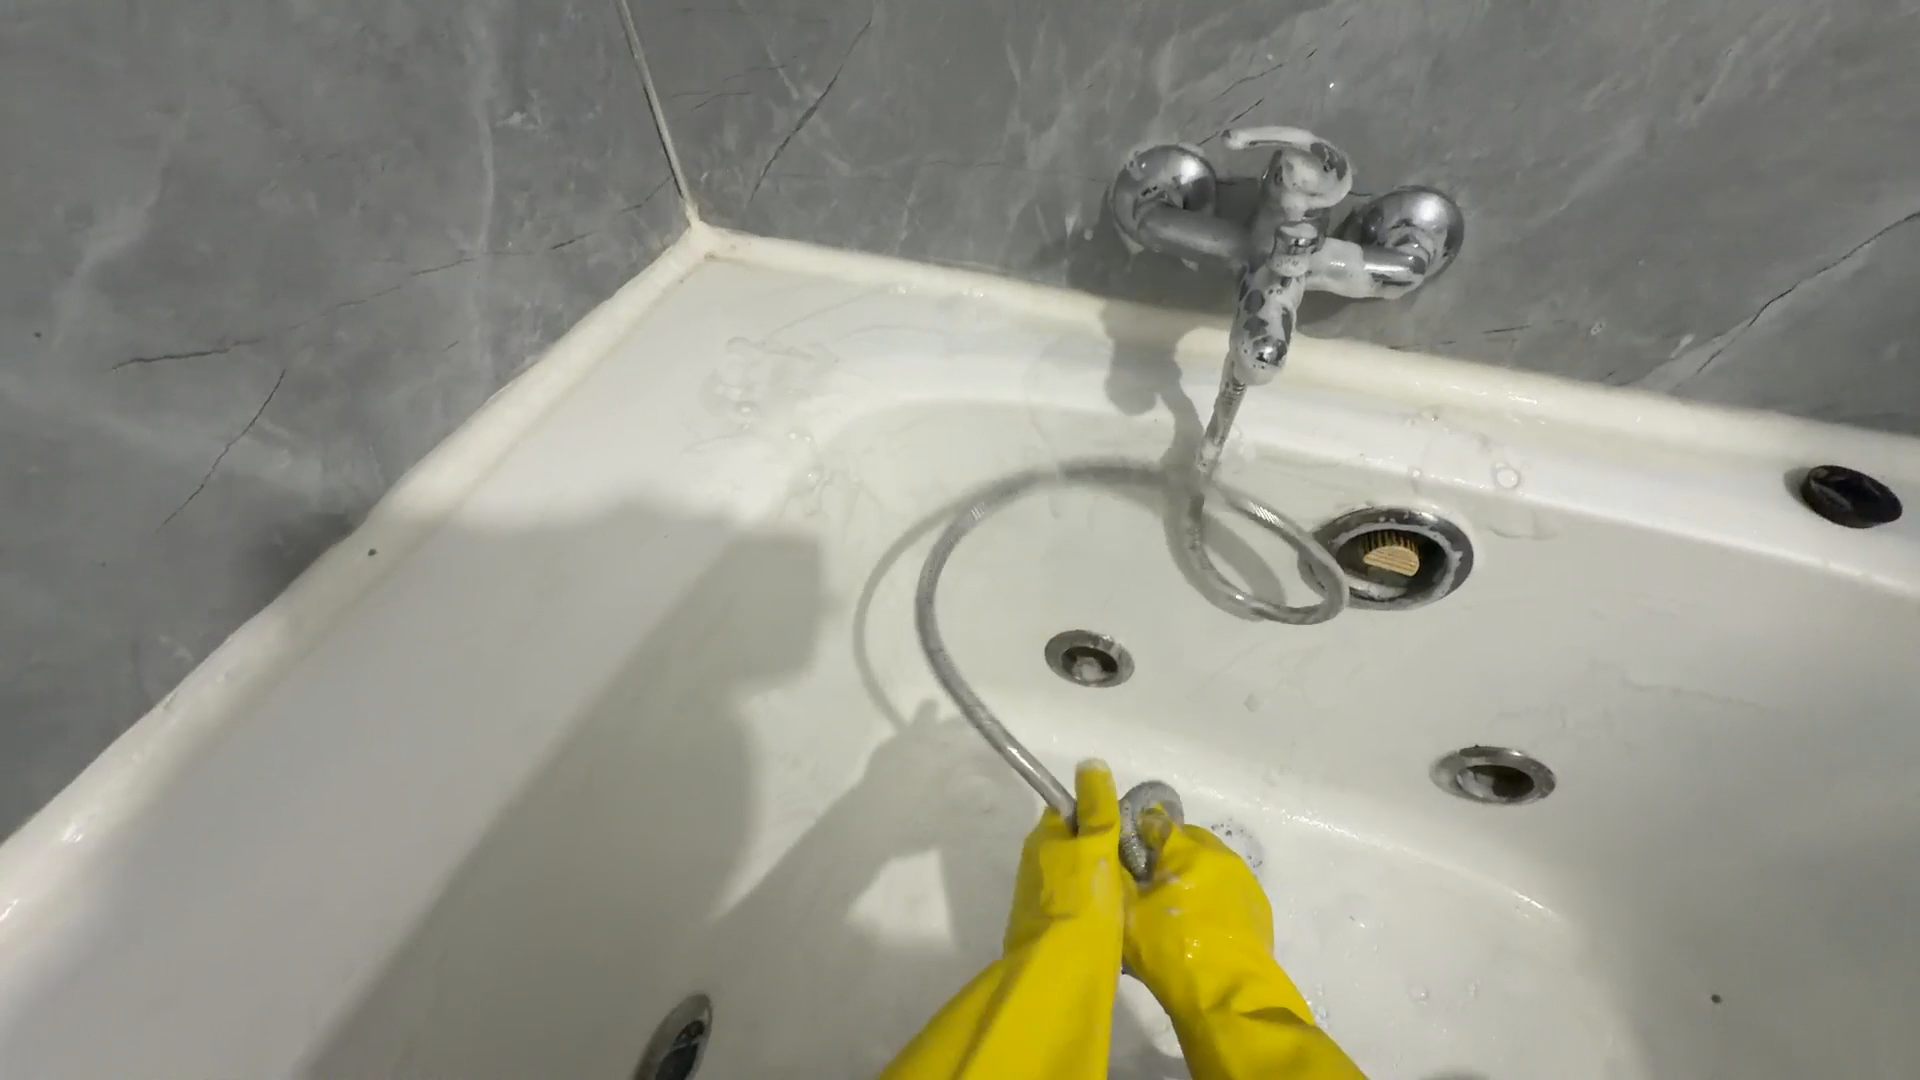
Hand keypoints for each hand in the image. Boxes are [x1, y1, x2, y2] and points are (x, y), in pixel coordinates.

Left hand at [1003, 761, 1129, 952]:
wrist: (1059, 974)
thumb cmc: (1081, 902)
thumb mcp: (1096, 848)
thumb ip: (1097, 808)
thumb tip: (1090, 762)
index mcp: (1043, 839)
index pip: (1069, 810)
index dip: (1096, 813)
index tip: (1125, 826)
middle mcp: (1036, 864)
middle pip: (1075, 844)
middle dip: (1103, 850)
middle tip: (1138, 860)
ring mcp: (1041, 900)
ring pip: (1079, 878)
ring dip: (1103, 881)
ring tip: (1135, 891)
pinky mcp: (1051, 931)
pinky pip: (1080, 908)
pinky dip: (1098, 909)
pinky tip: (1119, 920)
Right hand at [1123, 815, 1296, 1013]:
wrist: (1229, 999)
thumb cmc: (1171, 949)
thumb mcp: (1127, 911)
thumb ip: (1116, 873)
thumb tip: (1109, 852)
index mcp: (1185, 847)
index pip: (1153, 820)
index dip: (1135, 835)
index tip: (1125, 857)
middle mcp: (1218, 853)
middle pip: (1185, 838)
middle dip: (1166, 853)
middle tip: (1149, 884)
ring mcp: (1243, 879)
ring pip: (1209, 862)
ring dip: (1192, 873)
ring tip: (1176, 908)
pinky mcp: (1258, 906)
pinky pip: (1227, 887)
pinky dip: (1212, 895)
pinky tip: (1202, 925)